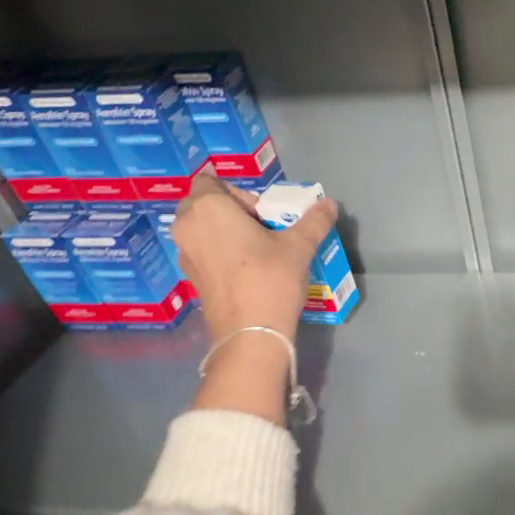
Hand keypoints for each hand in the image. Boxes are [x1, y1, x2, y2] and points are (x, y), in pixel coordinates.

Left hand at [174, 171, 338, 423]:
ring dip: (226, 233)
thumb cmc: (271, 280)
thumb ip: (314, 221)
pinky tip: (246, 272)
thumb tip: (330, 203)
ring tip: (256, 253)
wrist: (251, 333)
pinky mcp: (190, 277)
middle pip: (205, 205)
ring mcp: (184, 253)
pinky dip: (220, 254)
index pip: (212, 181)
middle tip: (262, 232)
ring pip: (203, 230)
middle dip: (232, 212)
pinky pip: (203, 252)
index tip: (263, 215)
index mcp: (208, 207)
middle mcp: (187, 225)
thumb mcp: (299, 247)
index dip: (239, 194)